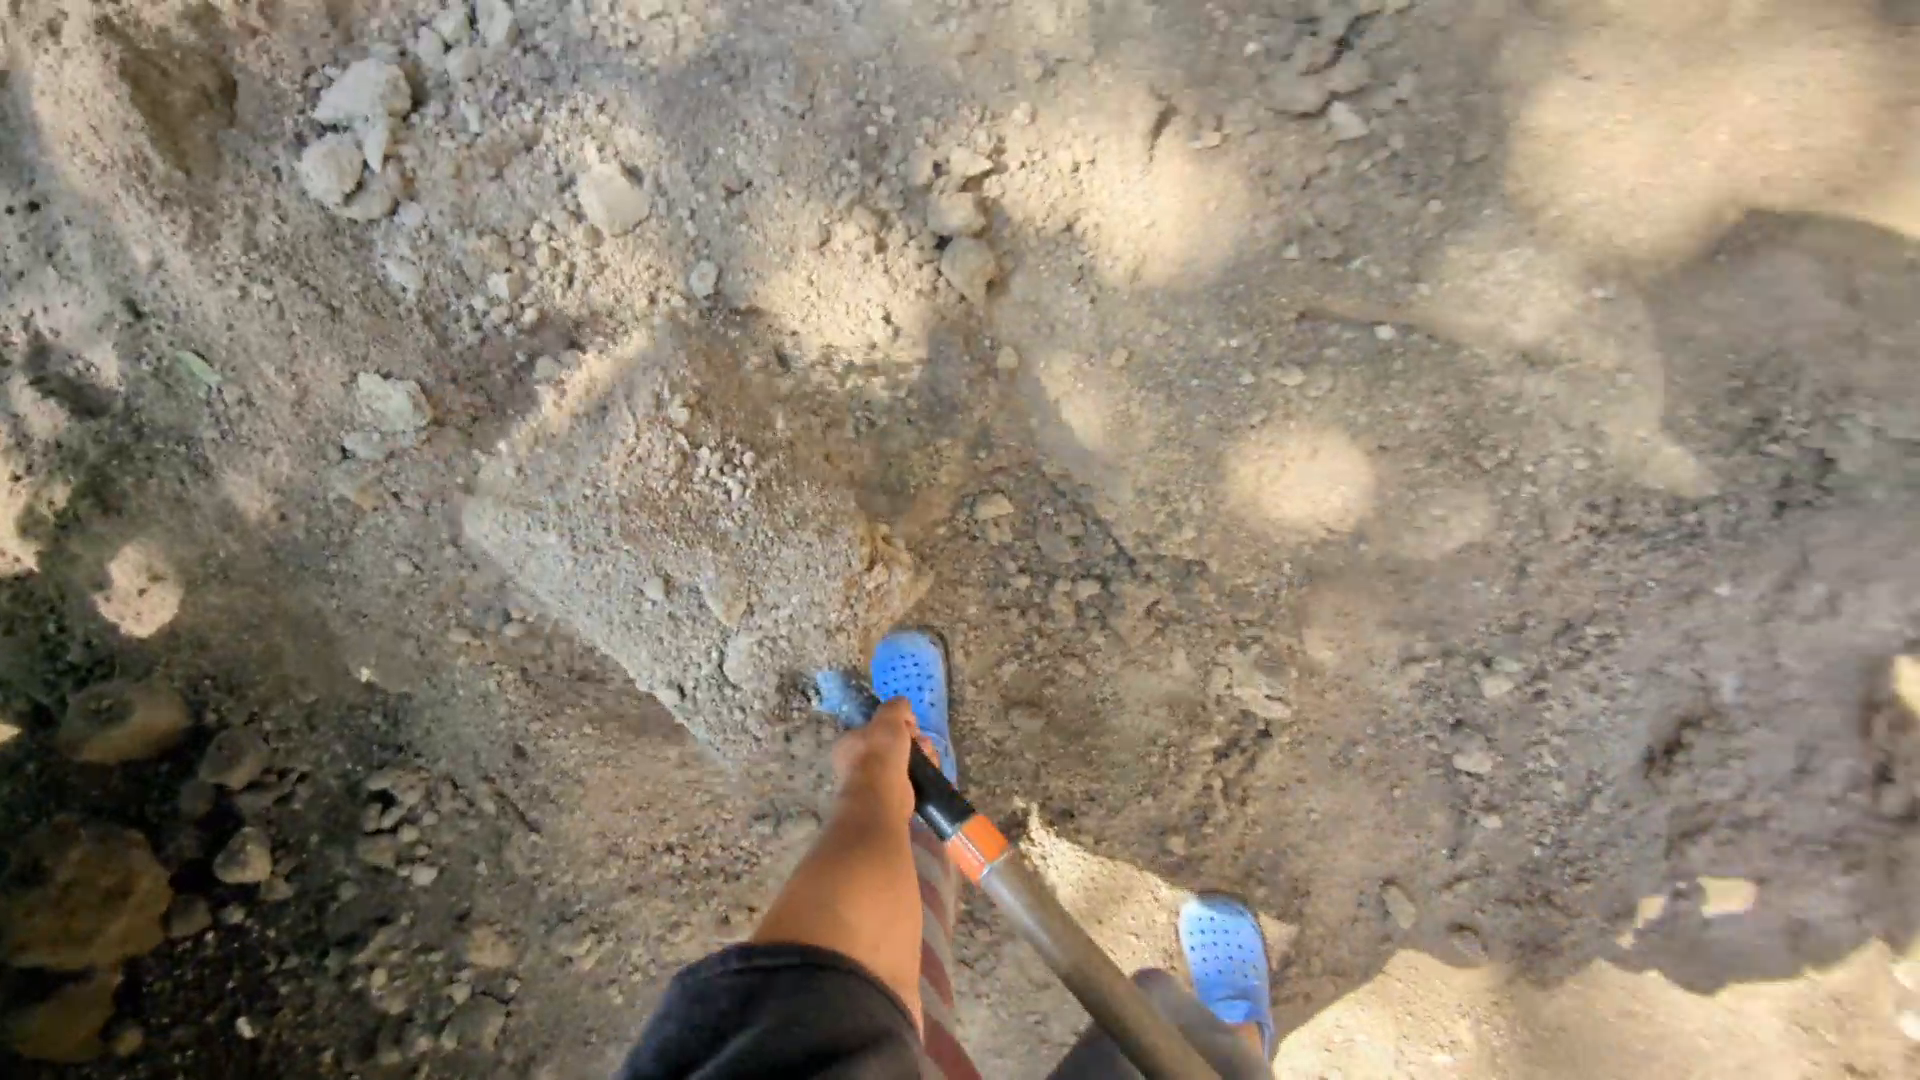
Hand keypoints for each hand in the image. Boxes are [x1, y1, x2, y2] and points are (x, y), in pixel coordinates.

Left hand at [831, 697, 919, 821]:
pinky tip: (931, 766)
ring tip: (929, 752)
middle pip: (891, 744)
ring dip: (920, 753)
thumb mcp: (888, 717)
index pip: (873, 728)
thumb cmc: (879, 751)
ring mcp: (874, 782)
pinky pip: (910, 778)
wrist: (882, 795)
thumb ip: (896, 706)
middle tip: (921, 739)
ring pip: (903, 760)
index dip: (894, 723)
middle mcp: (857, 764)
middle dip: (911, 738)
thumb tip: (903, 706)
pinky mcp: (892, 797)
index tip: (909, 723)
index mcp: (848, 744)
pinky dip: (922, 771)